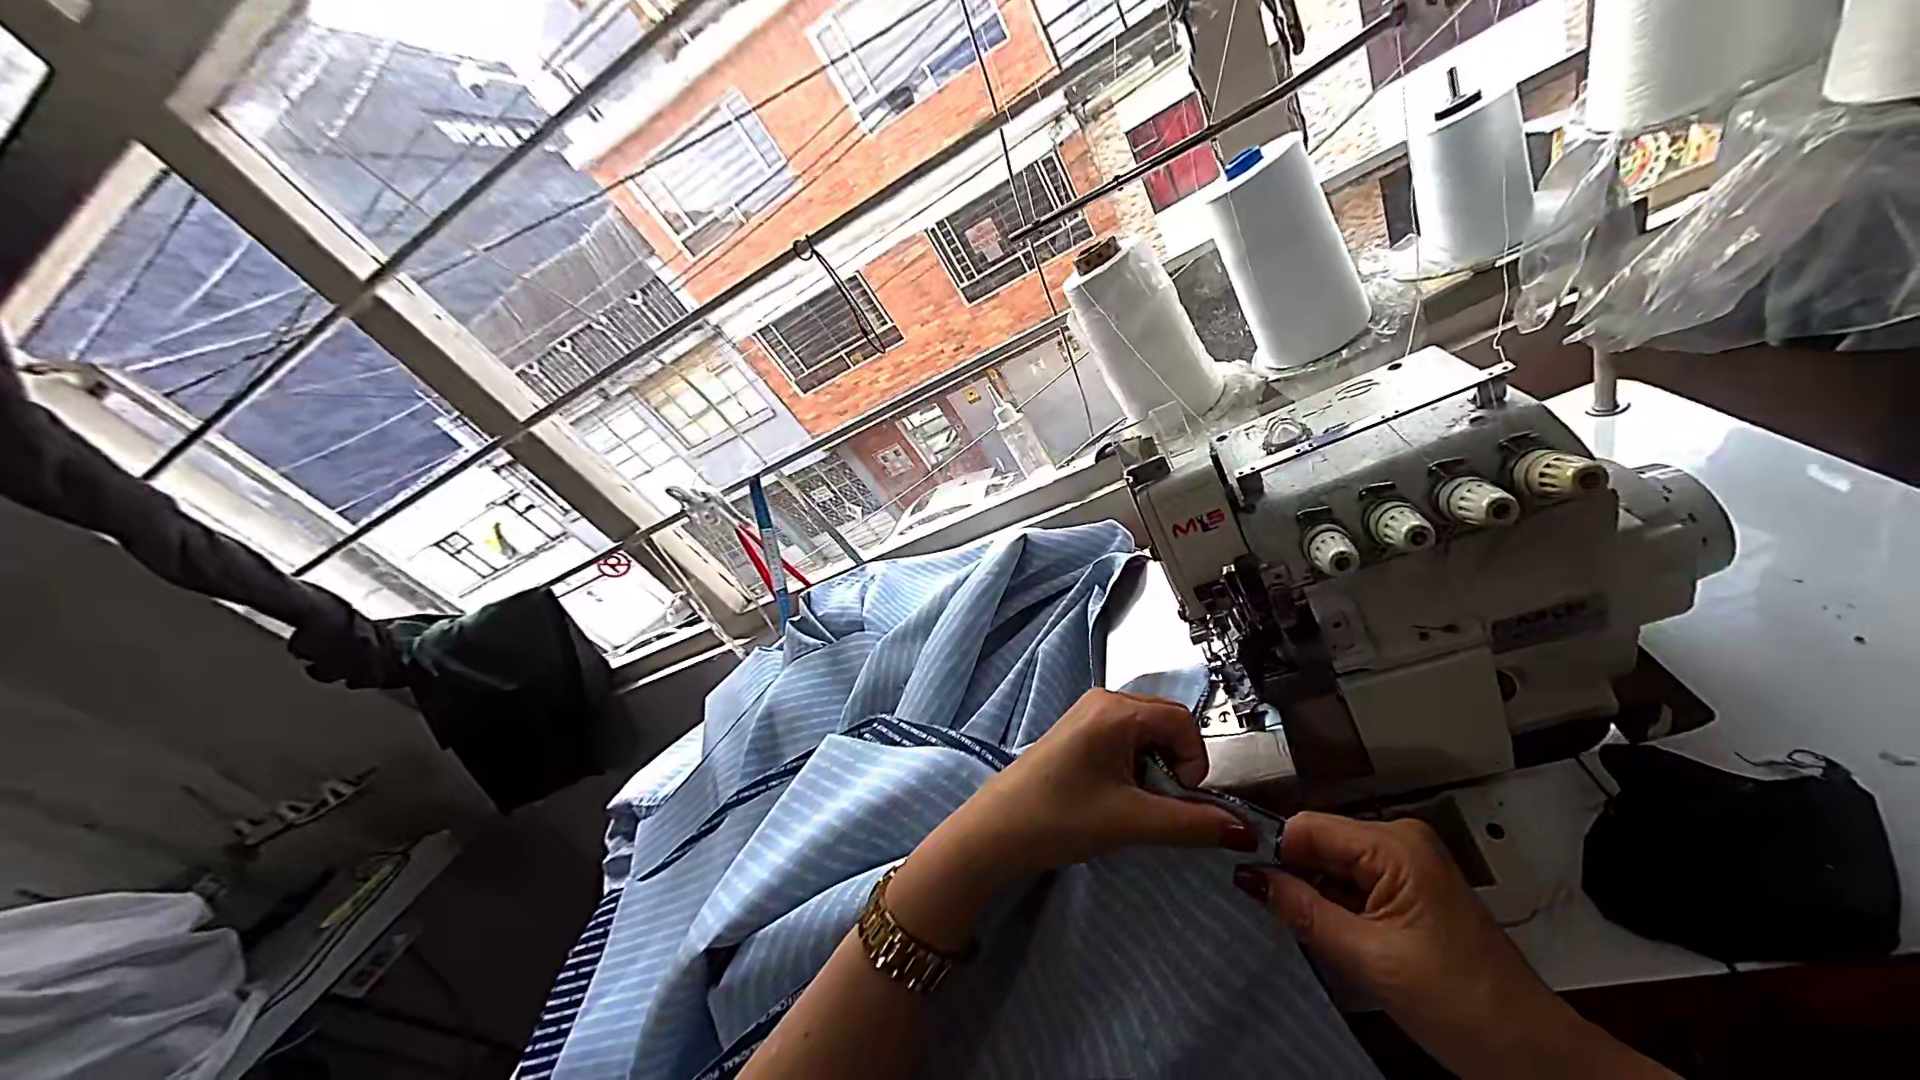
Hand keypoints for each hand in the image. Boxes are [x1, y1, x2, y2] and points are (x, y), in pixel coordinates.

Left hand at [884, 689, 1254, 951]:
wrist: (997, 830)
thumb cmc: (1056, 816)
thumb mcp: (1132, 822)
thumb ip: (1192, 823)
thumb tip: (1239, 829)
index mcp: (1115, 711)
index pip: (1184, 721)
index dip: (1192, 762)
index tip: (1178, 796)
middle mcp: (1103, 702)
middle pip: (1168, 722)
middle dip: (1174, 763)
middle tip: (1155, 800)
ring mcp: (1088, 714)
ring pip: (1148, 732)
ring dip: (1153, 766)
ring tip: (1130, 800)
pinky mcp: (1080, 732)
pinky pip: (1126, 738)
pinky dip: (1134, 765)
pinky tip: (1114, 794)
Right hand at [1234, 814, 1673, 1078]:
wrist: (1534, 1056)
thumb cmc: (1464, 1006)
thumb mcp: (1367, 958)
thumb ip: (1302, 910)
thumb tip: (1248, 876)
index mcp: (1395, 844)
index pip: (1306, 827)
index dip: (1272, 851)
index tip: (1244, 880)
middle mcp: (1399, 839)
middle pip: (1317, 841)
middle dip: (1291, 874)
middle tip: (1267, 911)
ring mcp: (1405, 861)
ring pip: (1330, 862)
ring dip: (1310, 891)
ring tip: (1296, 925)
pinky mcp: (1406, 884)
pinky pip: (1350, 879)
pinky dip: (1332, 902)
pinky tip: (1327, 930)